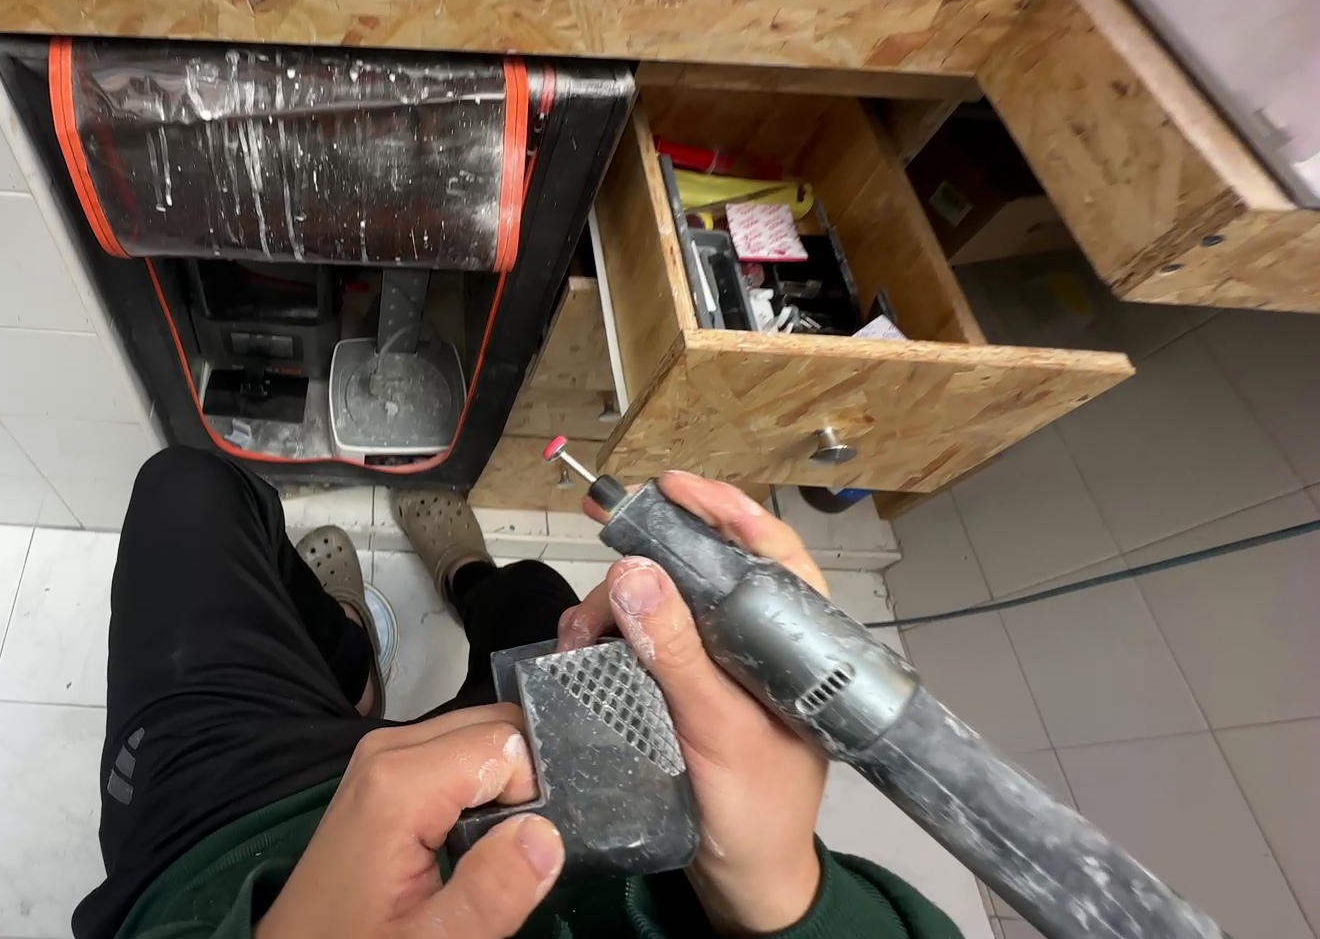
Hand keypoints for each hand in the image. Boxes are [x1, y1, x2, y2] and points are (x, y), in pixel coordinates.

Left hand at [256, 705, 564, 938]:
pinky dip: (476, 781)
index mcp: (399, 780)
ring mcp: (384, 750)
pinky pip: (453, 748)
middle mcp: (390, 746)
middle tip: (506, 852)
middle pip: (490, 726)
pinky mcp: (385, 764)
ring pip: (475, 733)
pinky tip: (466, 832)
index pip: (504, 743)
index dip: (529, 796)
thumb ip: (490, 890)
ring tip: (485, 848)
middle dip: (519, 780)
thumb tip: (546, 833)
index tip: (517, 852)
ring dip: (500, 782)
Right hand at [560, 472, 828, 935]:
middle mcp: (749, 642)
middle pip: (697, 571)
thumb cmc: (753, 809)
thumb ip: (678, 652)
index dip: (727, 512)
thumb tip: (632, 572)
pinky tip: (579, 646)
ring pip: (655, 600)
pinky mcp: (674, 677)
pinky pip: (632, 634)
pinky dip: (601, 633)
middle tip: (599, 557)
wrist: (735, 880)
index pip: (771, 557)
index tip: (674, 486)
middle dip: (642, 566)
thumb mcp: (717, 728)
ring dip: (610, 608)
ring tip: (578, 637)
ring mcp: (709, 659)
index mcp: (789, 647)